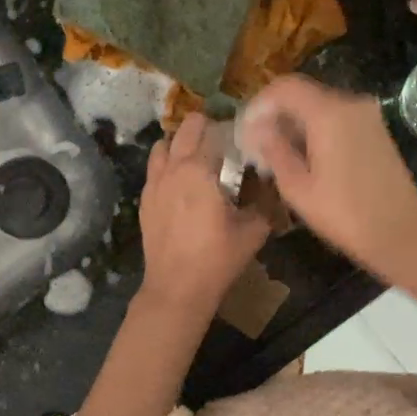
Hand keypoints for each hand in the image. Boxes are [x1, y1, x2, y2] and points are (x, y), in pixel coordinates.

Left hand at [140, 114, 270, 315]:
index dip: (226, 128)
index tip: (240, 136)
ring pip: (162, 146)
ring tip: (196, 158)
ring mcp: (153, 184)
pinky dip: (166, 166)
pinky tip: (181, 184)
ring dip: (179, 144)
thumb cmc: (217, 258)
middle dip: (202, 128)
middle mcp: (172, 168)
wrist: (177, 287)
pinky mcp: (144, 201)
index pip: (209, 129)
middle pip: (184, 129)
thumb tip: (271, 186)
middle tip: (220, 142)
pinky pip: (154, 170)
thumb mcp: (253, 231)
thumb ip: (264, 203)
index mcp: (198, 169)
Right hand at [240, 75, 416, 278]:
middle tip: (256, 147)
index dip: (259, 104)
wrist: (400, 232)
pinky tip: (305, 159)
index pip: (285, 87)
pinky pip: (337, 120)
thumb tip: (258, 130)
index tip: (245, 131)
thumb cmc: (344, 214)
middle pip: (303, 95)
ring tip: (276, 157)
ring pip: (320, 108)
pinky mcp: (376, 130)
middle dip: (276, 116)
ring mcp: (368, 116)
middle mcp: (351, 103)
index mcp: (329, 113)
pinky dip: (316, 132)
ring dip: (295, 125)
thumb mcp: (297, 187)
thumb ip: (274, 150)